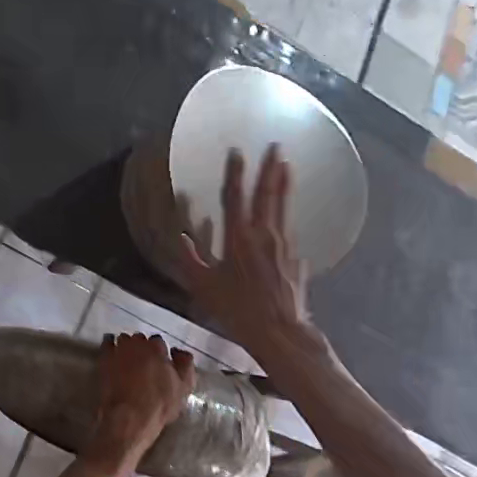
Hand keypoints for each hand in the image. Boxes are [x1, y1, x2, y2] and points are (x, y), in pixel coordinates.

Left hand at [87, 333, 192, 466]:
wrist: (129, 418)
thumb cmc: (159, 404)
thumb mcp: (183, 388)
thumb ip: (185, 365)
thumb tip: (178, 351)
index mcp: (157, 348)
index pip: (159, 342)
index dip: (159, 353)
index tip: (159, 363)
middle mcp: (137, 343)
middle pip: (141, 339)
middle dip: (143, 348)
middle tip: (144, 364)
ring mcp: (119, 349)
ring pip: (124, 340)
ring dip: (127, 346)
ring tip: (128, 360)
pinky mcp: (104, 358)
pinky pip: (107, 342)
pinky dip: (111, 344)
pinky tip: (113, 352)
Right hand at [175, 145, 321, 363]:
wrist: (280, 331)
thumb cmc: (237, 310)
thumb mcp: (204, 287)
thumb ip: (190, 259)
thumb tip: (181, 235)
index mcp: (238, 239)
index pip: (236, 198)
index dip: (235, 173)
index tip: (237, 152)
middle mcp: (264, 235)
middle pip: (267, 194)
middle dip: (269, 168)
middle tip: (276, 145)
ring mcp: (283, 245)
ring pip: (283, 206)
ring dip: (284, 183)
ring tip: (287, 164)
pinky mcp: (296, 257)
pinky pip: (289, 228)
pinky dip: (287, 212)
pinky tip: (288, 209)